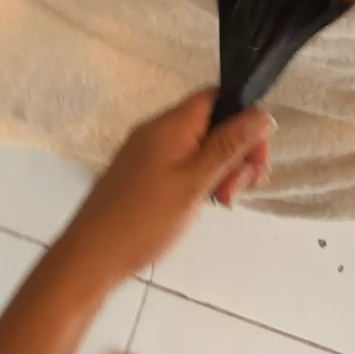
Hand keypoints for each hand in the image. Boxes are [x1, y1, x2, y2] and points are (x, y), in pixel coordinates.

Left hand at [49, 90, 275, 285]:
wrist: (90, 257)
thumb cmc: (145, 220)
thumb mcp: (195, 182)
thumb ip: (229, 146)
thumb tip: (264, 114)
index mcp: (170, 125)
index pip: (216, 96)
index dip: (244, 117)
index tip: (255, 156)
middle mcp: (159, 130)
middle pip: (212, 123)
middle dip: (237, 151)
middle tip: (240, 189)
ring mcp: (149, 152)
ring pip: (200, 146)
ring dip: (222, 169)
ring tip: (224, 202)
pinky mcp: (144, 172)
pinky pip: (184, 162)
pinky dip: (202, 178)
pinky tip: (206, 202)